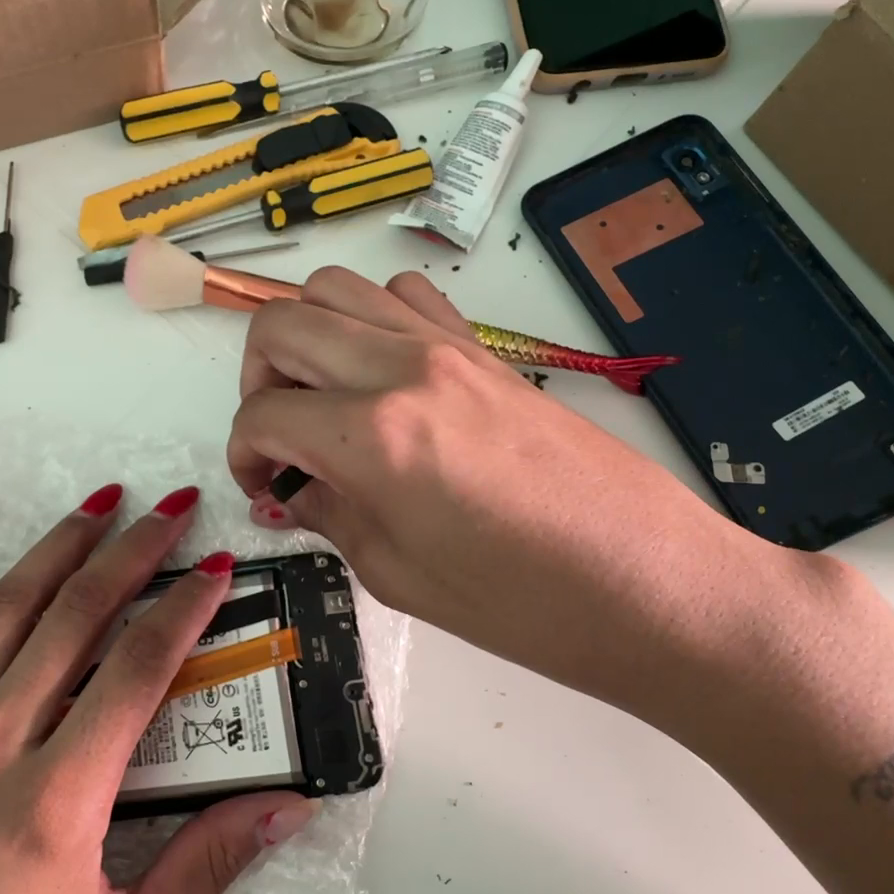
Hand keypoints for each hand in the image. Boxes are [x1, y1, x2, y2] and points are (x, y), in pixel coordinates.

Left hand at [0, 484, 317, 893]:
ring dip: (50, 553)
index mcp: (53, 804)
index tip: (216, 569)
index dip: (185, 609)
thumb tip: (282, 810)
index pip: (138, 669)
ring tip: (94, 509)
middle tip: (170, 511)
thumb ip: (206, 869)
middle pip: (73, 617)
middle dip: (132, 554)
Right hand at [226, 267, 822, 711]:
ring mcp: (449, 347)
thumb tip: (291, 489)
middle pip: (282, 324)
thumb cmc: (525, 605)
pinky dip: (369, 318)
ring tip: (320, 397)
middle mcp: (403, 369)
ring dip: (305, 337)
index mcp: (374, 437)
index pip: (264, 413)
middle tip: (278, 435)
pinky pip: (405, 294)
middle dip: (255, 378)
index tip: (261, 484)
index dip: (241, 452)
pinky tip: (381, 375)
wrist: (652, 584)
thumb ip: (329, 516)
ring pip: (335, 288)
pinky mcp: (486, 348)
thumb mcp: (398, 575)